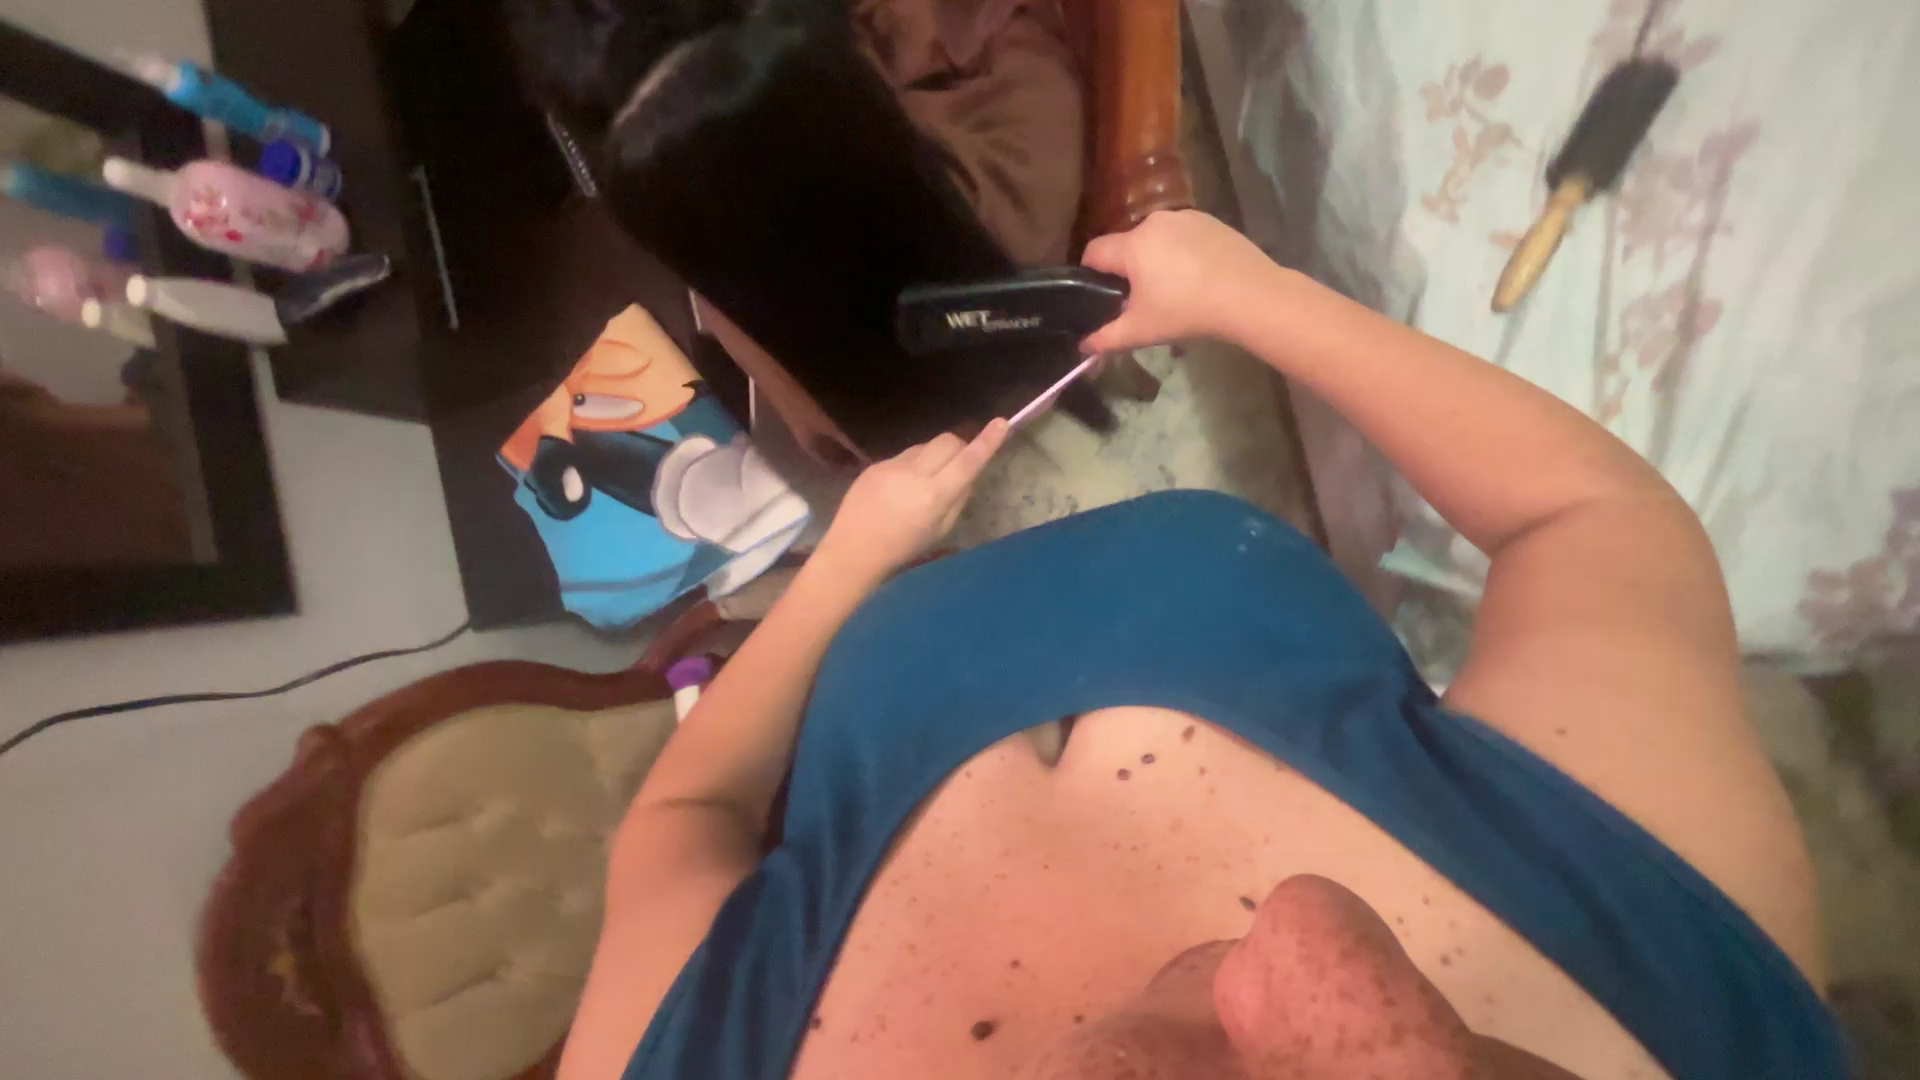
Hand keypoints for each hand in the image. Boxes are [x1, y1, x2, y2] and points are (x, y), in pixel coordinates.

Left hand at [811, 420, 1010, 586]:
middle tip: (958, 465)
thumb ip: (958, 500)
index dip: (987, 442)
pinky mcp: (876, 464)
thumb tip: (967, 476)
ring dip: (934, 457)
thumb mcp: (940, 532)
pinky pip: (904, 456)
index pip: (968, 462)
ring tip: (924, 483)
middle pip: (947, 441)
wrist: (853, 551)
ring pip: (925, 446)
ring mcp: (892, 466)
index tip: (1001, 423)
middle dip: (959, 447)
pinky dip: (912, 465)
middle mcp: (914, 474)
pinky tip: (900, 488)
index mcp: (934, 496)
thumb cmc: (902, 550)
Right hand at [1079, 210, 1281, 353]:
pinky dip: (1178, 252)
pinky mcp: (1208, 220)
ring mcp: (1184, 218)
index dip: (1089, 274)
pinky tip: (1194, 276)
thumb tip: (1083, 347)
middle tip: (1138, 300)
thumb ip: (1105, 339)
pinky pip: (1180, 235)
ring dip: (1152, 260)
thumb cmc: (1186, 312)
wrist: (1249, 295)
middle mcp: (1154, 222)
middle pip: (1125, 245)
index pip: (1094, 251)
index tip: (1099, 296)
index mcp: (1132, 245)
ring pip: (1153, 240)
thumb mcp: (1140, 331)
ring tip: (1169, 289)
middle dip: (1125, 270)